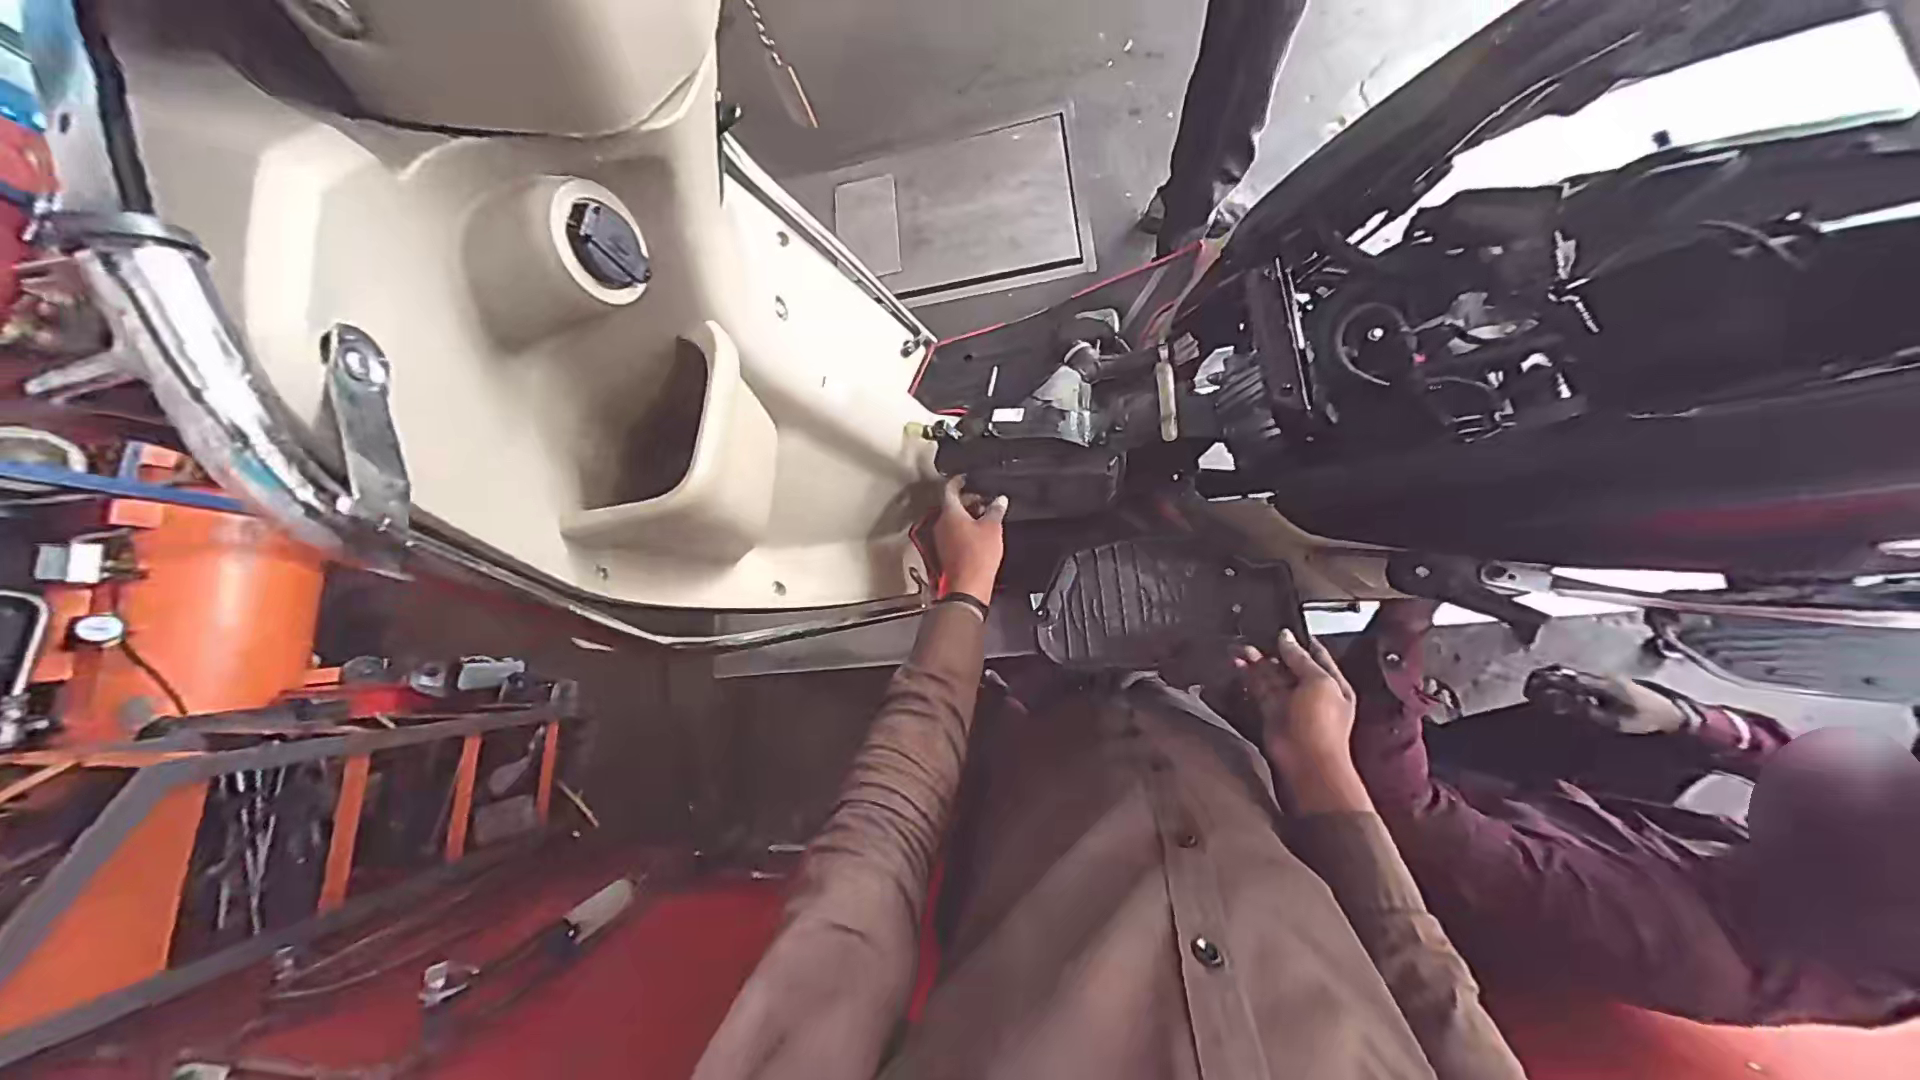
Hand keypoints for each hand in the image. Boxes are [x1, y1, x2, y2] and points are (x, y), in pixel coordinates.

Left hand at [932, 476, 1007, 602]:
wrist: (968, 585)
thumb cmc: (977, 556)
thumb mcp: (992, 527)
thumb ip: (995, 509)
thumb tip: (999, 500)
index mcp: (950, 513)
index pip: (950, 489)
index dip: (958, 481)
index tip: (965, 478)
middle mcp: (941, 524)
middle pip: (951, 505)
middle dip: (967, 500)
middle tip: (983, 499)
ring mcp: (941, 538)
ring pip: (952, 520)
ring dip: (966, 515)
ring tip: (984, 516)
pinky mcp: (945, 551)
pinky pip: (953, 534)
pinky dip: (964, 529)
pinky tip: (979, 533)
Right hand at [1237, 630, 1370, 812]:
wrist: (1306, 760)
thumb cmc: (1322, 724)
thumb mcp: (1318, 682)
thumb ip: (1299, 658)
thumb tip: (1285, 637)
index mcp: (1331, 682)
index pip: (1314, 654)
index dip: (1298, 640)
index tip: (1281, 627)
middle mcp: (1310, 690)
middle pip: (1288, 663)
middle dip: (1272, 650)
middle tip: (1253, 636)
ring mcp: (1289, 701)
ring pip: (1270, 673)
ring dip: (1257, 660)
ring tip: (1241, 648)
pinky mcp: (1270, 710)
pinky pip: (1258, 687)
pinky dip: (1248, 675)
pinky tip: (1239, 664)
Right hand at [1522, 666, 1686, 735]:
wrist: (1679, 718)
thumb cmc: (1646, 720)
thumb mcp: (1614, 720)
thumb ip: (1582, 710)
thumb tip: (1554, 702)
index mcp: (1599, 683)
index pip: (1561, 677)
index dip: (1541, 683)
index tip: (1529, 693)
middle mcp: (1601, 675)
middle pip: (1564, 672)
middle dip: (1543, 680)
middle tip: (1532, 691)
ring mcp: (1608, 676)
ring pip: (1572, 673)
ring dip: (1555, 681)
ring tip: (1544, 692)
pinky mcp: (1613, 681)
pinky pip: (1582, 677)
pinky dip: (1567, 683)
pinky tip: (1566, 692)